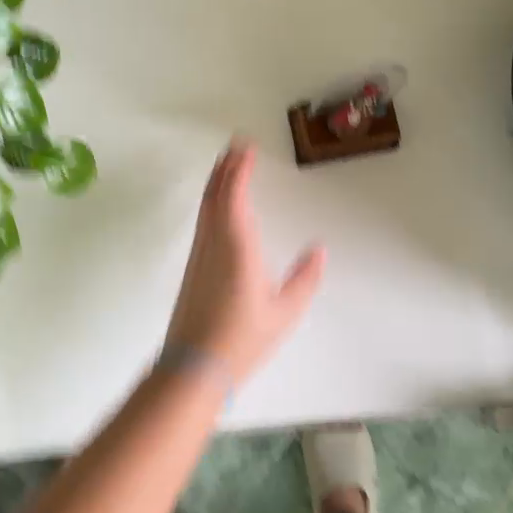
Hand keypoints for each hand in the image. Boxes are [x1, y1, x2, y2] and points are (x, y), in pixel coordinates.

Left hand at [163, 142, 325, 381]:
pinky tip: (216, 204)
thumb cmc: (242, 340)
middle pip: (216, 194)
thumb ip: (304, 279)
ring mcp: (199, 254)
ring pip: (206, 206)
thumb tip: (320, 250)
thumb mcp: (284, 313)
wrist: (193, 367)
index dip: (239, 169)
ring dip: (216, 181)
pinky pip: (202, 220)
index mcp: (237, 247)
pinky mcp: (192, 267)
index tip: (246, 148)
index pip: (235, 196)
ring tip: (226, 164)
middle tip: (235, 145)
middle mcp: (214, 242)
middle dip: (225, 167)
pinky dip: (211, 200)